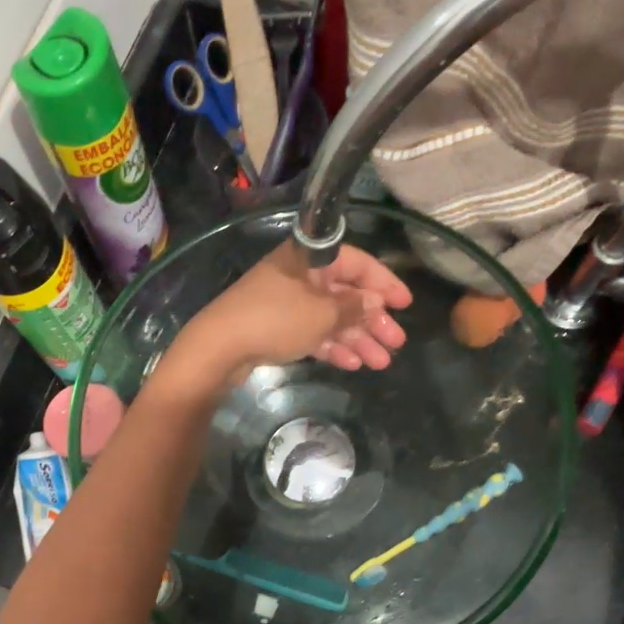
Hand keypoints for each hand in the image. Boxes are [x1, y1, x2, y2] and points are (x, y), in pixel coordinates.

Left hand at [165, 242, 411, 385]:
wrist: (219, 347)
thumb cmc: (274, 320)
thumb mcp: (321, 314)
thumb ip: (352, 308)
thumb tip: (374, 302)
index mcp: (310, 259)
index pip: (357, 263)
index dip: (383, 282)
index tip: (405, 304)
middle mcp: (300, 276)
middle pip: (345, 294)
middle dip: (373, 319)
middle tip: (397, 342)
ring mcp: (287, 304)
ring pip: (331, 318)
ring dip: (357, 339)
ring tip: (382, 362)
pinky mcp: (277, 329)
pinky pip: (313, 334)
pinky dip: (332, 347)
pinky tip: (353, 365)